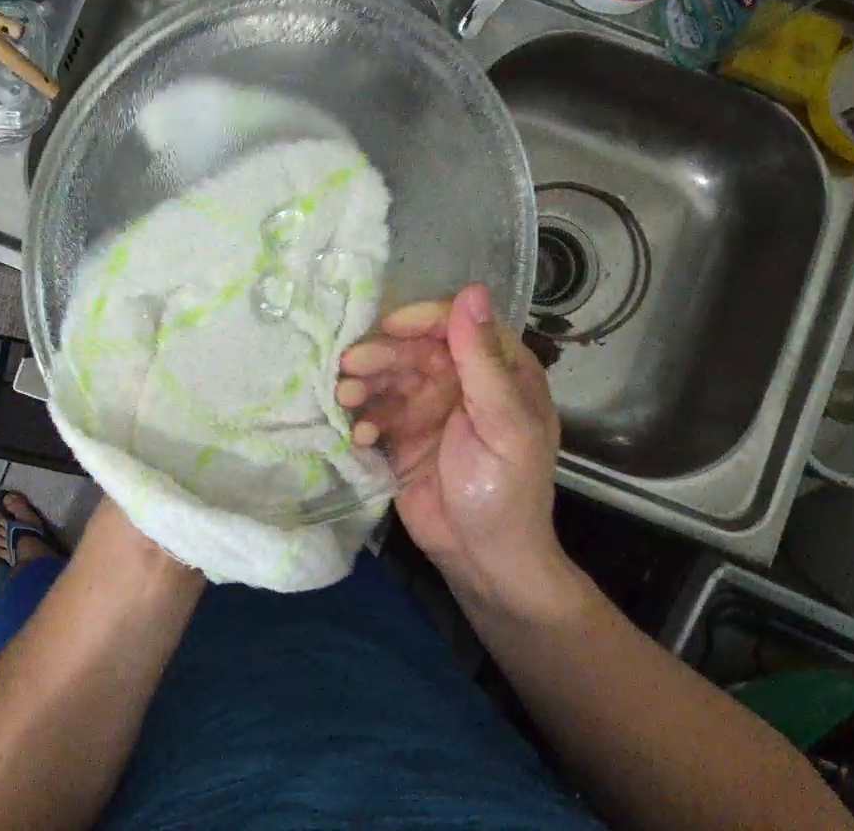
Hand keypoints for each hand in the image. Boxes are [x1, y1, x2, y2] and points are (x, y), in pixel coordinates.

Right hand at [338, 284, 584, 621]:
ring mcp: (427, 410)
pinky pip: (375, 414)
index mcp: (498, 373)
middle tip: (350, 367)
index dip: (423, 321)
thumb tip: (472, 291)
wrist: (483, 560)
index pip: (458, 326)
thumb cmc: (507, 492)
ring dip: (364, 386)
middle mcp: (460, 384)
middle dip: (381, 356)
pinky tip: (364, 437)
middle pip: (413, 351)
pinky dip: (364, 421)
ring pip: (388, 380)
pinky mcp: (401, 437)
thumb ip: (482, 361)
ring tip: (346, 400)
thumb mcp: (503, 424)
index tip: (389, 327)